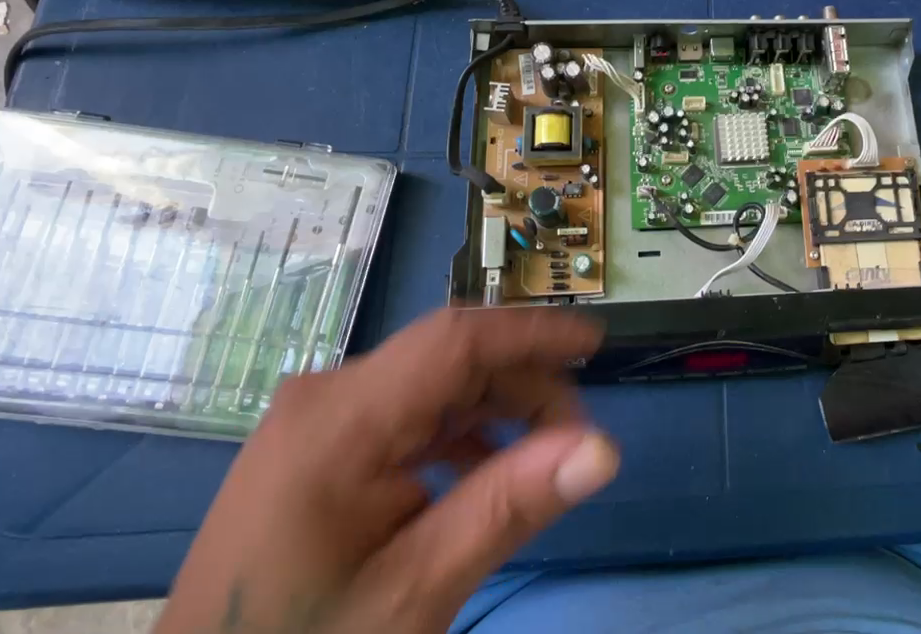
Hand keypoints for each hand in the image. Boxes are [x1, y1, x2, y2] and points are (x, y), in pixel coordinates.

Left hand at [156, 309, 617, 633]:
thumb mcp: (415, 587)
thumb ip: (509, 508)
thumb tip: (604, 449)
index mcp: (341, 419)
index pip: (455, 341)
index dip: (532, 333)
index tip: (597, 346)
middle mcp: (326, 396)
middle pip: (448, 361)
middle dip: (522, 388)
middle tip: (574, 443)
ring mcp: (316, 418)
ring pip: (432, 386)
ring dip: (495, 412)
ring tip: (538, 463)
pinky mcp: (317, 443)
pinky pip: (404, 415)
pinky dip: (457, 434)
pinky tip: (482, 477)